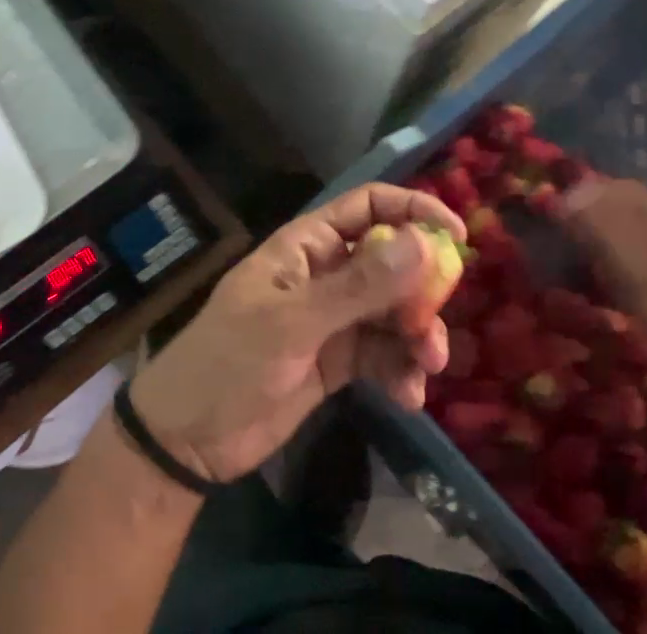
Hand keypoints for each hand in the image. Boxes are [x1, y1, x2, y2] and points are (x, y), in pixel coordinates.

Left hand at [128, 184, 461, 482]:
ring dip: (418, 337)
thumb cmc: (228, 363)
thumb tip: (426, 242)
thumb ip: (359, 286)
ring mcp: (334, 319)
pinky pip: (385, 354)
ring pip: (395, 312)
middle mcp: (326, 274)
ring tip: (424, 369)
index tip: (458, 238)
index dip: (414, 212)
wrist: (188, 439)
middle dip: (422, 292)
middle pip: (393, 263)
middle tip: (436, 326)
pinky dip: (401, 371)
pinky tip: (407, 398)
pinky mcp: (339, 361)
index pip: (369, 207)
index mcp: (306, 246)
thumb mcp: (292, 323)